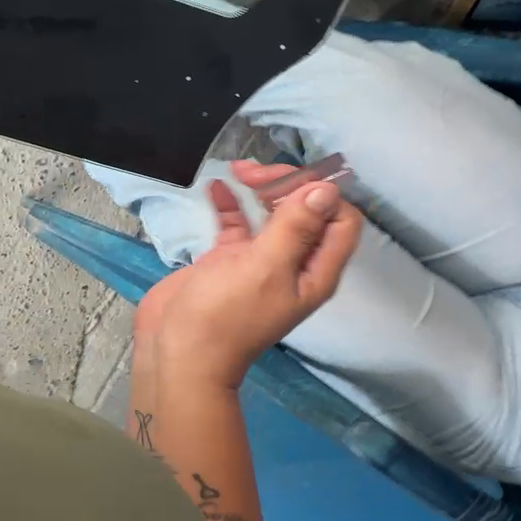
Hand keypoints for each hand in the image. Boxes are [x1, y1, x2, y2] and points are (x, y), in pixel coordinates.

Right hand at [135, 161, 363, 390]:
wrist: (180, 350)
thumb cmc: (226, 314)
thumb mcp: (263, 268)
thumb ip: (293, 228)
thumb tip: (325, 188)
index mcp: (314, 270)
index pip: (339, 220)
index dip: (320, 193)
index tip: (284, 175)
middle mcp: (292, 263)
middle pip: (304, 213)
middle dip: (285, 186)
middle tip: (252, 170)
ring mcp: (257, 262)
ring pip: (269, 216)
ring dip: (258, 191)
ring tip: (236, 171)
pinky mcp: (224, 262)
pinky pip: (234, 226)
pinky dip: (228, 205)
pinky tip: (215, 189)